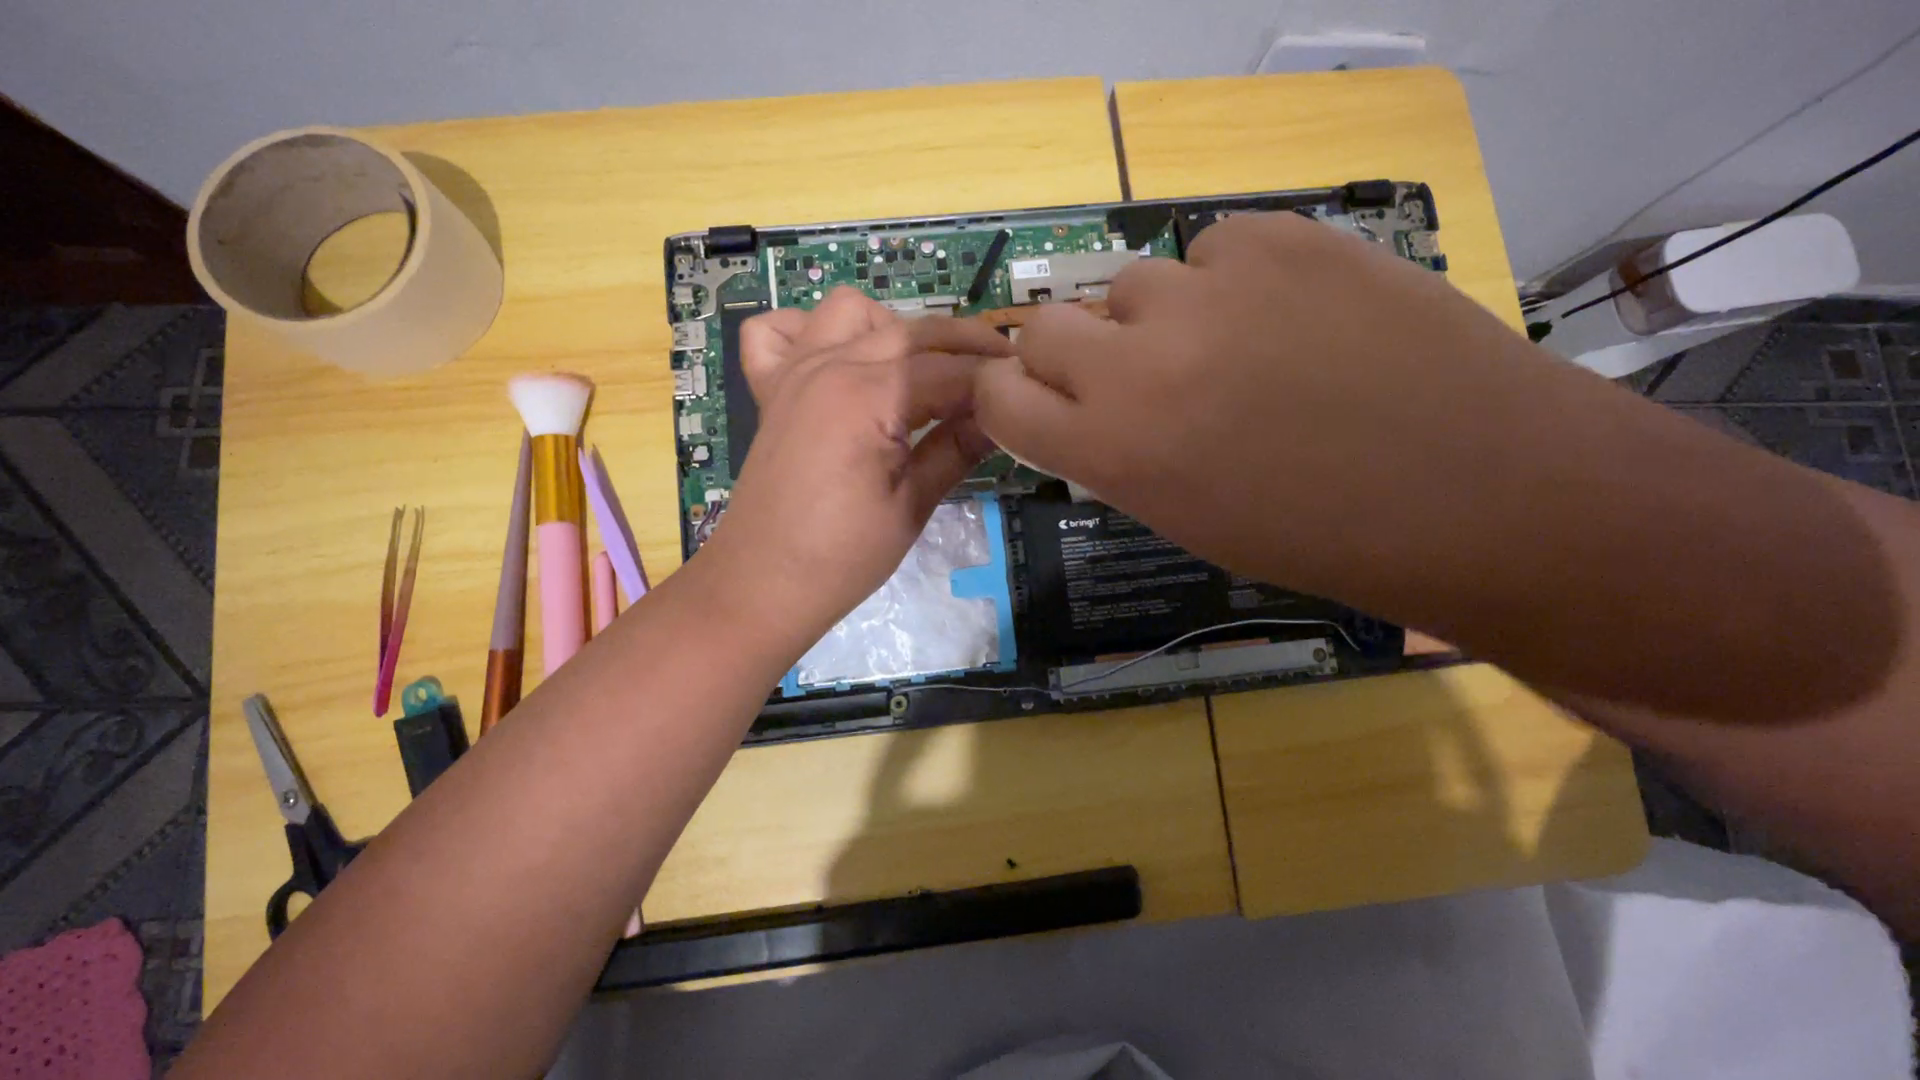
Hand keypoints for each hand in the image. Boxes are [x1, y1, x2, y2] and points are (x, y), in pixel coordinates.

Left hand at [696, 287, 1014, 647]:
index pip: (949, 370)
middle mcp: (829, 364)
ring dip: (891, 327)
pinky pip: (777, 331)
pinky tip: (835, 364)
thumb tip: (1002, 416)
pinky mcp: (770, 388)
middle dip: (962, 346)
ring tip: (915, 373)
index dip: (993, 379)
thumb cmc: (842, 557)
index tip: (1026, 388)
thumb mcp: (912, 506)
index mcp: (867, 395)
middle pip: (911, 330)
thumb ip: (956, 449)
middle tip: (997, 381)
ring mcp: (793, 371)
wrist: (762, 584)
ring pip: (850, 310)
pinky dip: (808, 332)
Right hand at [971, 211, 1894, 723]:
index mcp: (1112, 448)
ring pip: (1136, 283)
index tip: (1041, 402)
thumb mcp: (1188, 518)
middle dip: (1078, 356)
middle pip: (1048, 326)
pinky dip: (1234, 281)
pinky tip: (1292, 318)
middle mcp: (1139, 360)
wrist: (1477, 490)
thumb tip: (1084, 406)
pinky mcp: (1280, 238)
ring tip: (1239, 350)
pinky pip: (1215, 247)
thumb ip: (1115, 455)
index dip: (1015, 397)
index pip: (999, 394)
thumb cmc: (1322, 536)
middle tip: (1138, 379)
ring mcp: (1210, 289)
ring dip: (1163, 317)